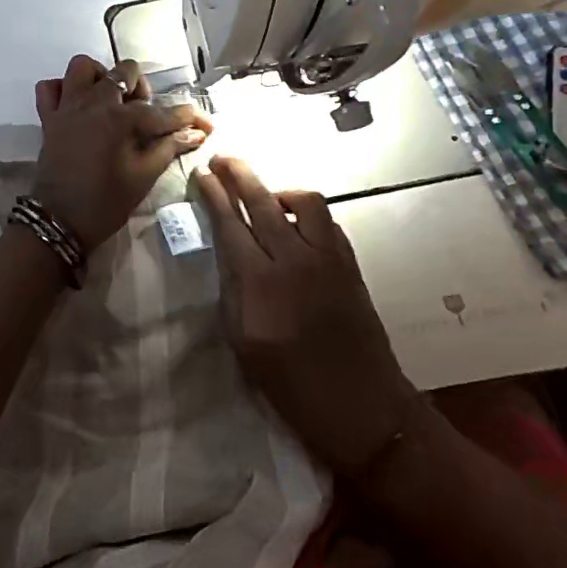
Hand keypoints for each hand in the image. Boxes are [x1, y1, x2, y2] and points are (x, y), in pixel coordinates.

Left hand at [30, 55, 211, 247]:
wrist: (60, 221)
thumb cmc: (106, 202)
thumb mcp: (143, 176)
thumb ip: (168, 148)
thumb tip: (196, 133)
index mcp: (120, 118)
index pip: (162, 111)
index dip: (188, 118)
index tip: (204, 124)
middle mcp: (93, 102)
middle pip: (124, 72)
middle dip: (141, 87)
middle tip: (144, 113)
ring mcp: (67, 107)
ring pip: (82, 67)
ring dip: (101, 76)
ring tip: (111, 100)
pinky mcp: (48, 118)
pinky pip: (49, 88)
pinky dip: (63, 89)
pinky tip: (77, 105)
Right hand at [195, 156, 418, 479]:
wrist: (364, 409)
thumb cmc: (292, 386)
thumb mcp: (245, 343)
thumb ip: (233, 292)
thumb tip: (227, 255)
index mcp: (261, 283)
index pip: (231, 223)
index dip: (214, 194)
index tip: (202, 174)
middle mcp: (295, 260)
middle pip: (263, 201)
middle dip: (239, 174)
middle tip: (222, 158)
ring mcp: (329, 259)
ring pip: (304, 201)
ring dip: (279, 190)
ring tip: (265, 195)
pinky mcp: (350, 265)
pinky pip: (328, 222)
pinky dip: (306, 213)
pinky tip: (296, 224)